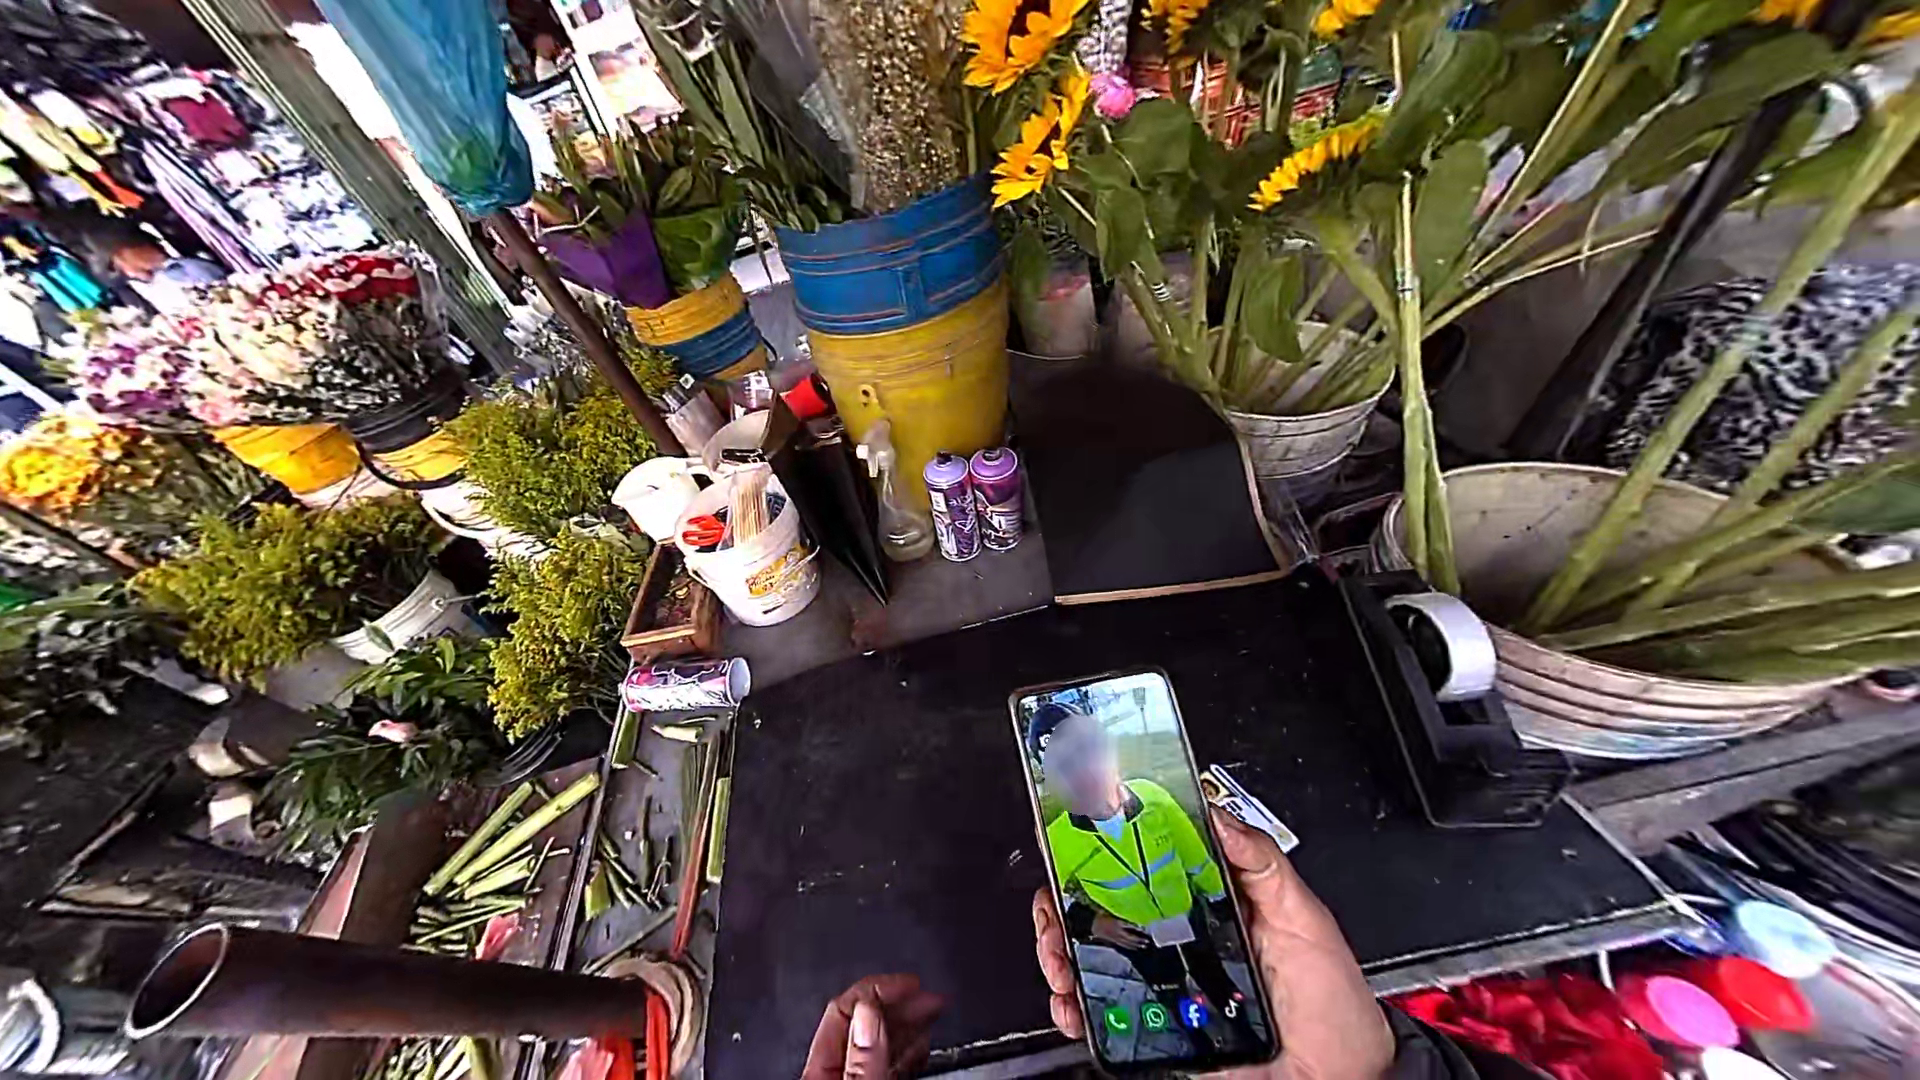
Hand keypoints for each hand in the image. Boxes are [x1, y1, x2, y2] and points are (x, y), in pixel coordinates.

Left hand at [799, 974, 944, 1078]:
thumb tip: (868, 1009)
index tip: (911, 982)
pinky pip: (888, 1063)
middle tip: (932, 994)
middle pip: (866, 1023)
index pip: (844, 1011)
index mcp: (818, 1073)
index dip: (880, 989)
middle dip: (901, 1002)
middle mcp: (833, 1075)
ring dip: (908, 1022)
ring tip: (932, 1009)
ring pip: (879, 1043)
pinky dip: (907, 1049)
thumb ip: (862, 1060)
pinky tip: (921, 1042)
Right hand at [1031, 808, 1393, 1079]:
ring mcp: (1157, 981)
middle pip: (1094, 906)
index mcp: (1195, 898)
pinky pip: (1099, 1011)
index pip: (1132, 861)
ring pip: (1087, 954)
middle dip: (1060, 901)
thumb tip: (1216, 813)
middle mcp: (1167, 934)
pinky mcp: (1152, 1027)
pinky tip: (1070, 1000)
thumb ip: (1261, 860)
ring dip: (1057, 948)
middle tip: (1054, 908)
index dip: (1092, 847)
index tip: (1068, 838)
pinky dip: (1072, 1004)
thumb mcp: (1301, 915)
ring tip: (1059, 956)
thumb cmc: (1328, 1001)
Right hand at [1089, 912, 1151, 948]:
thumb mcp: (1107, 910)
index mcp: (1117, 923)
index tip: (1144, 928)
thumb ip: (1116, 910)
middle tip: (1147, 941)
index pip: (1129, 926)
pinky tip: (1134, 948)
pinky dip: (1130, 947)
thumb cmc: (1099, 915)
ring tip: (1144, 946)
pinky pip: (1124, 945)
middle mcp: (1118, 932)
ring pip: (1128, 943)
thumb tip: (1125, 906)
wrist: (1091, 925)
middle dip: (1139, 940)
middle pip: (1131, 937)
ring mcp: (1116, 938)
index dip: (1137, 928)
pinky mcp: (1114, 941)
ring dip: (1136, 945)